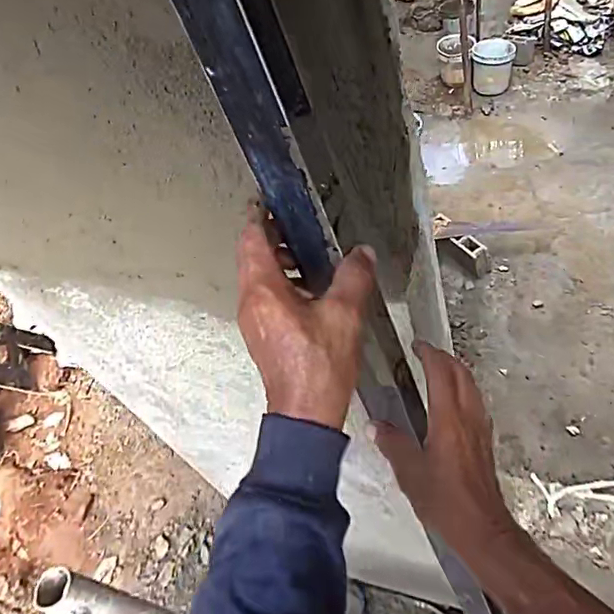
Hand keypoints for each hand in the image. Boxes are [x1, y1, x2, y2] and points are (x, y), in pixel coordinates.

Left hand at [235, 211, 374, 430]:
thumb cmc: (319, 367)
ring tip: (313, 252)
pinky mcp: (266, 332)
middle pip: (253, 255)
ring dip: (283, 259)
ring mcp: (256, 319)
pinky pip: (269, 294)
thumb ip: (354, 275)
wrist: (307, 413)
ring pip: (261, 276)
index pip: (252, 240)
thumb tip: (361, 253)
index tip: (271, 200)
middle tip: (300, 223)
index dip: (260, 215)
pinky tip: (315, 285)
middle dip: (275, 235)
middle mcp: (252, 303)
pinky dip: (287, 280)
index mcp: (264, 292)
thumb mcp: (345, 312)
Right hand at [372, 341, 525, 563]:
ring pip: (471, 384)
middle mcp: (468, 416)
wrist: (481, 525)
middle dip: (444, 357)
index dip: (430, 354)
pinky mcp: (485, 438)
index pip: (441, 372)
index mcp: (448, 418)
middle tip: (427, 354)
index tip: (418, 346)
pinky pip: (475, 400)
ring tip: (439, 371)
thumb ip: (394, 445)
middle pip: (460, 372)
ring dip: (456, 371)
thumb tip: (379, 427)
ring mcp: (480, 425)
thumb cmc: (447, 502)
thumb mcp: (410, 474)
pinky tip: (453, 401)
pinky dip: (463, 388)